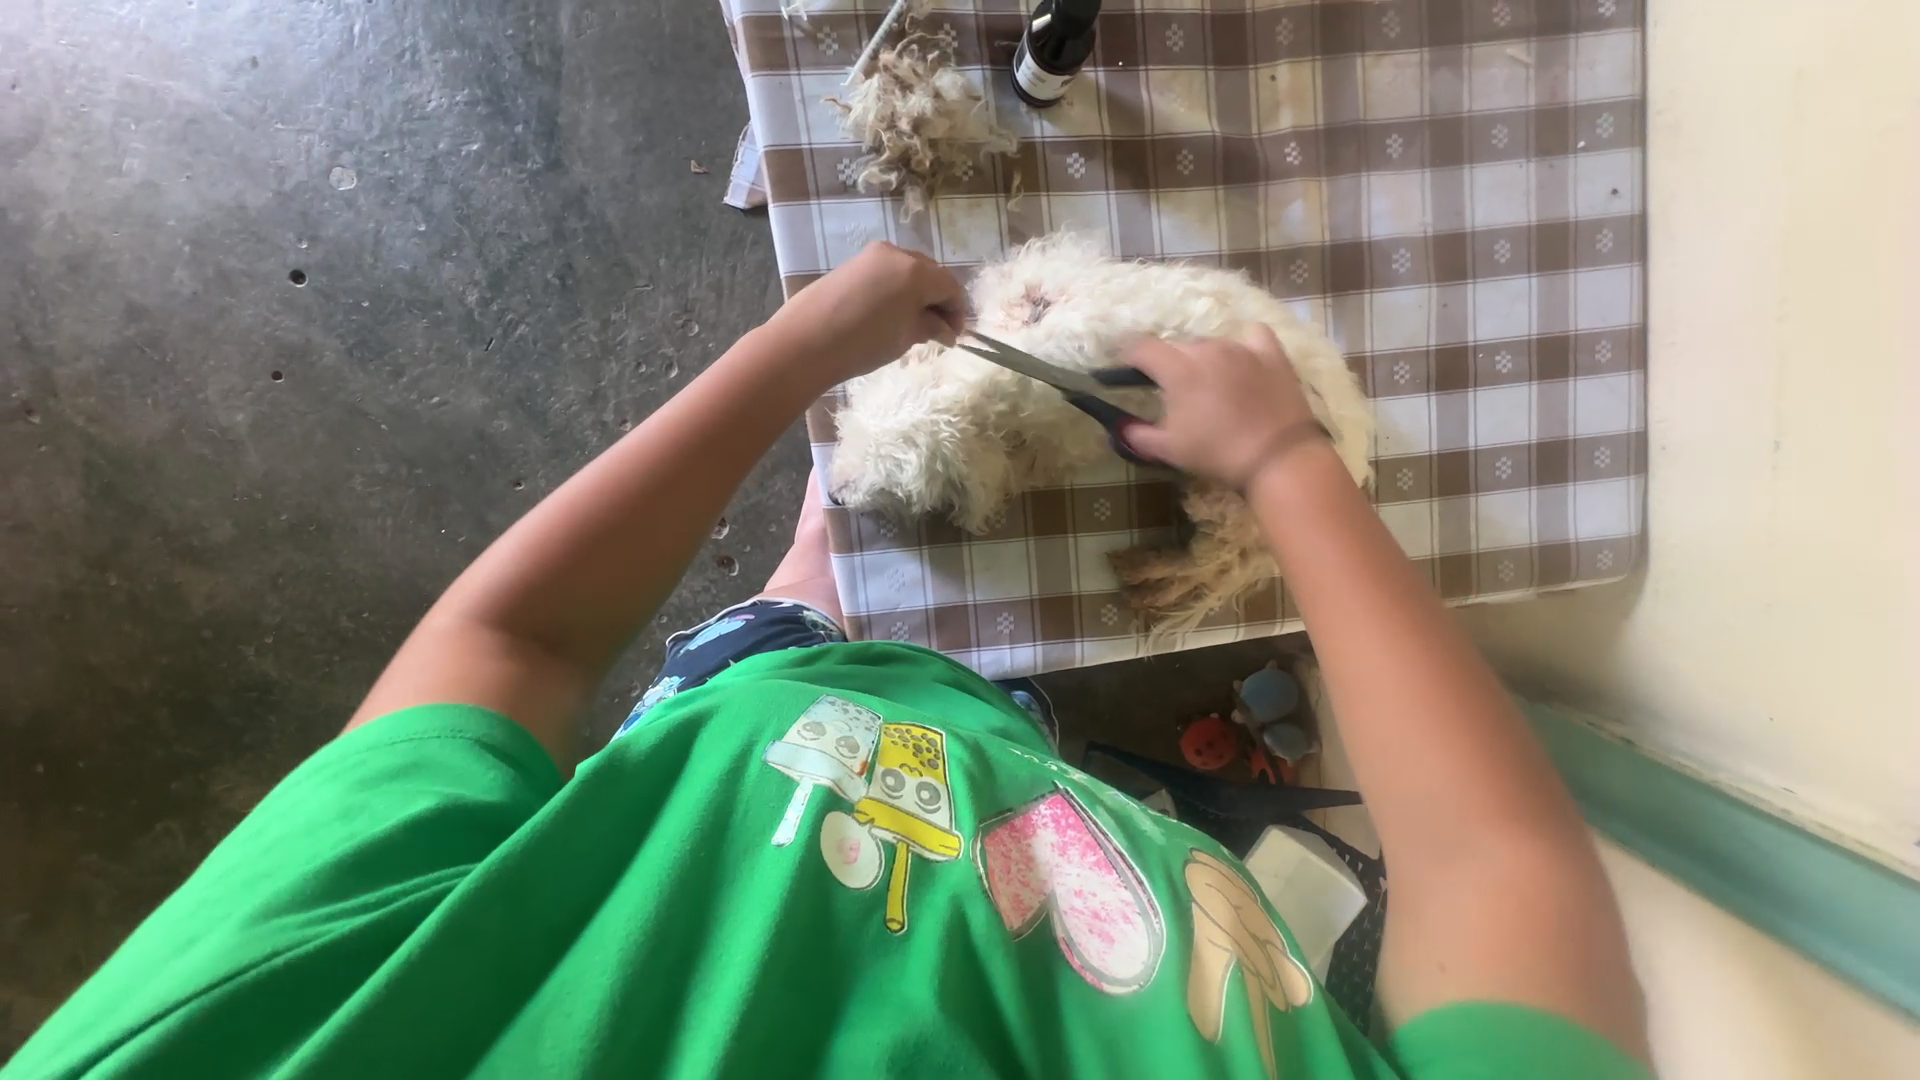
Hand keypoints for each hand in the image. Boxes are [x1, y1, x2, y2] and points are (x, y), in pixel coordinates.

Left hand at [763, 242, 966, 384]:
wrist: (807, 341)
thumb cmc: (864, 344)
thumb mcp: (905, 338)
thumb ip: (930, 327)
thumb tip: (945, 328)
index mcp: (917, 272)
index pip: (951, 287)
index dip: (958, 312)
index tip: (956, 336)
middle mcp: (898, 254)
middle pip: (932, 274)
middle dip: (940, 301)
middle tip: (940, 330)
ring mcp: (873, 255)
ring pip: (909, 271)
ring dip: (919, 294)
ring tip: (916, 324)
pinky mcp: (854, 263)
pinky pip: (888, 272)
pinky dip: (898, 289)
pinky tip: (892, 313)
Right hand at [1119, 326, 1326, 489]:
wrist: (1277, 456)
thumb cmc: (1216, 453)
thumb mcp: (1169, 449)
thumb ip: (1138, 435)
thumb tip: (1120, 428)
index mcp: (1177, 369)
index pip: (1141, 348)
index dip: (1126, 354)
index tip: (1121, 366)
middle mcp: (1207, 349)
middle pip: (1176, 346)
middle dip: (1165, 363)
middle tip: (1166, 387)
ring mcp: (1241, 348)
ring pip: (1210, 344)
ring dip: (1201, 359)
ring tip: (1205, 384)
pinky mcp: (1271, 353)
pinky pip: (1251, 336)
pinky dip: (1240, 345)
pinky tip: (1240, 360)